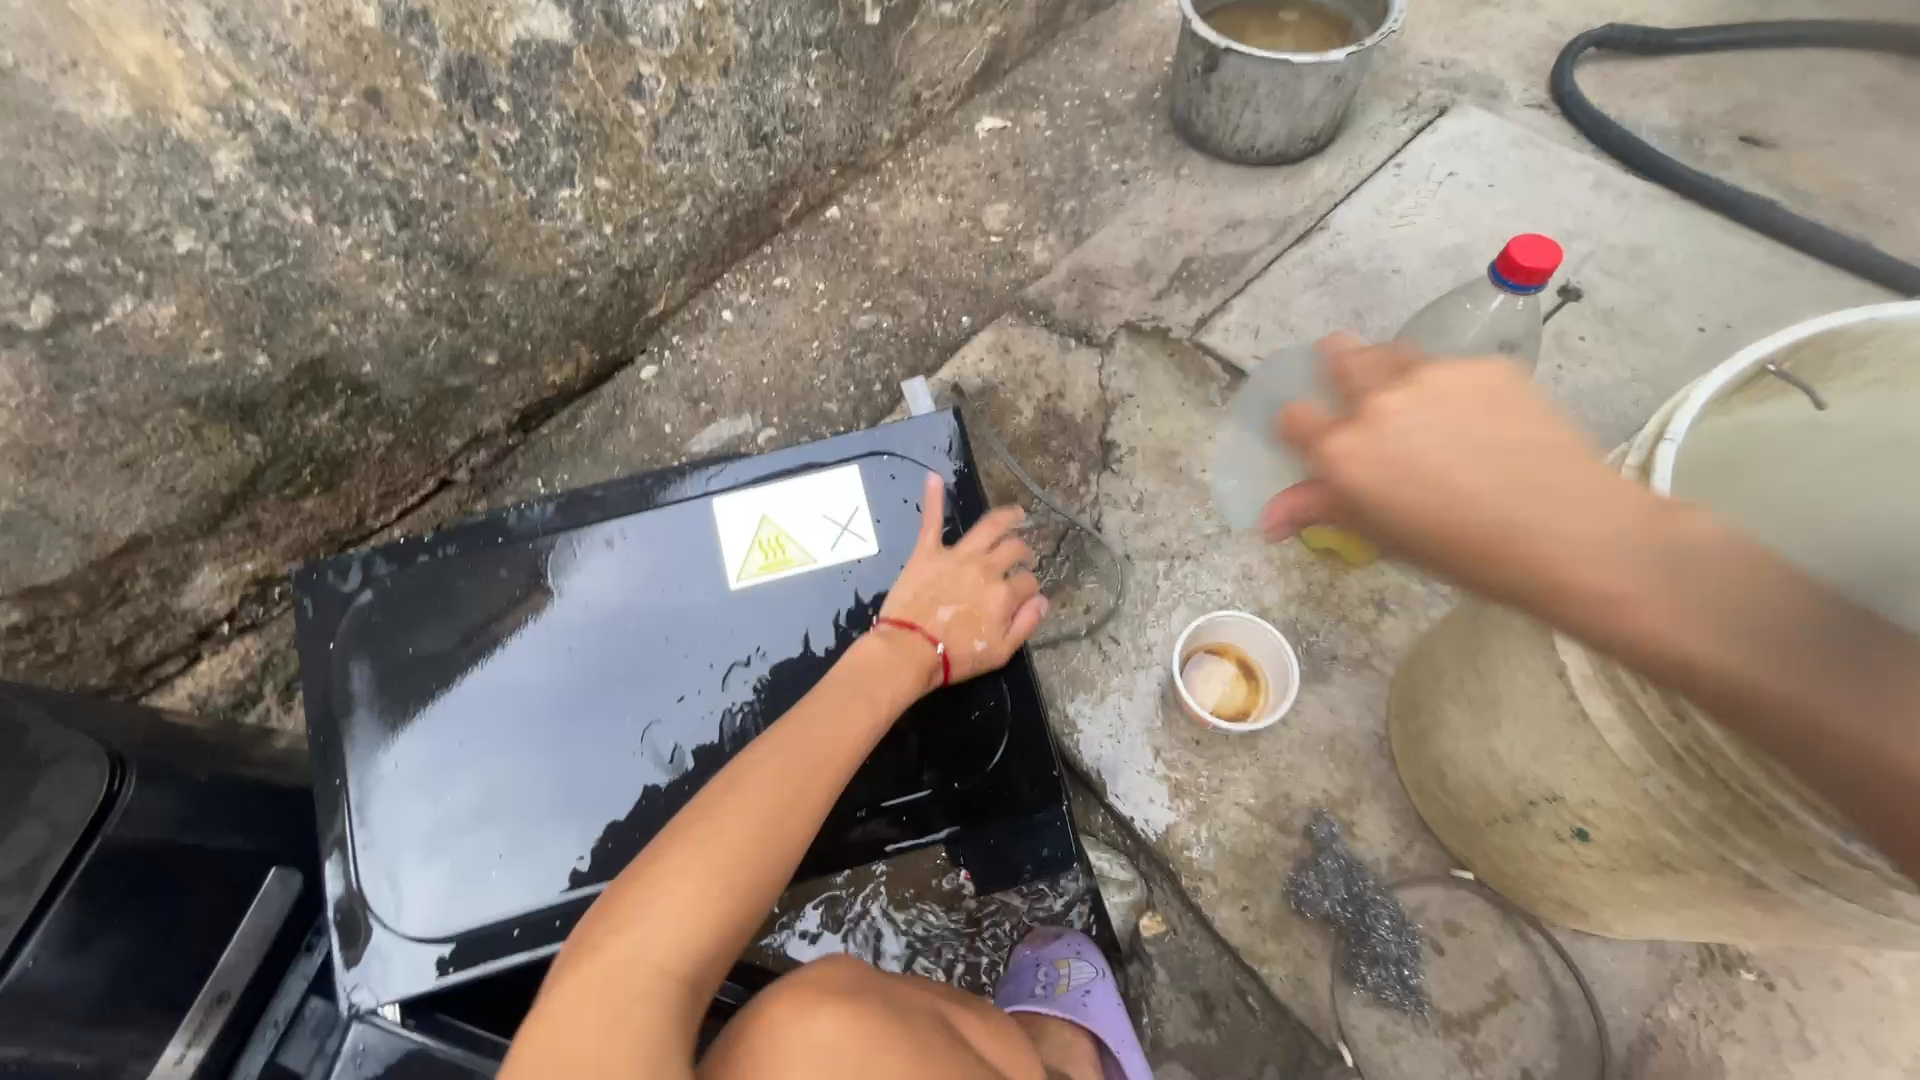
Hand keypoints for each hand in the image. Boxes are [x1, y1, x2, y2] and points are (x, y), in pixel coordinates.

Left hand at [879, 473, 1049, 693]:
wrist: (910, 650)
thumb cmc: (956, 657)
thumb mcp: (1001, 652)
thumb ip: (1026, 624)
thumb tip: (1043, 600)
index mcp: (1004, 594)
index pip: (1028, 582)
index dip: (1030, 587)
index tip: (1025, 594)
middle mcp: (986, 568)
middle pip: (1014, 549)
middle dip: (1023, 550)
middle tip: (1023, 553)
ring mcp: (956, 557)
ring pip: (988, 527)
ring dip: (1005, 516)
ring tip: (1016, 513)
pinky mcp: (927, 552)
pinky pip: (931, 520)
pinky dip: (933, 498)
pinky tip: (934, 477)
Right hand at [1259, 333, 1658, 610]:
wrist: (1566, 531)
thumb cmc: (1459, 550)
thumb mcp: (1378, 533)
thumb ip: (1317, 510)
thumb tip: (1264, 522)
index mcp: (1343, 450)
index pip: (1292, 416)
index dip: (1297, 423)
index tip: (1310, 433)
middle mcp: (1377, 401)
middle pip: (1339, 357)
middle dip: (1336, 365)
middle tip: (1355, 390)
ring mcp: (1432, 376)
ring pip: (1392, 353)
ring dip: (1389, 369)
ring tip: (1414, 398)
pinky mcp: (1485, 365)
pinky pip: (1448, 366)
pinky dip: (1446, 384)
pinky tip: (1475, 417)